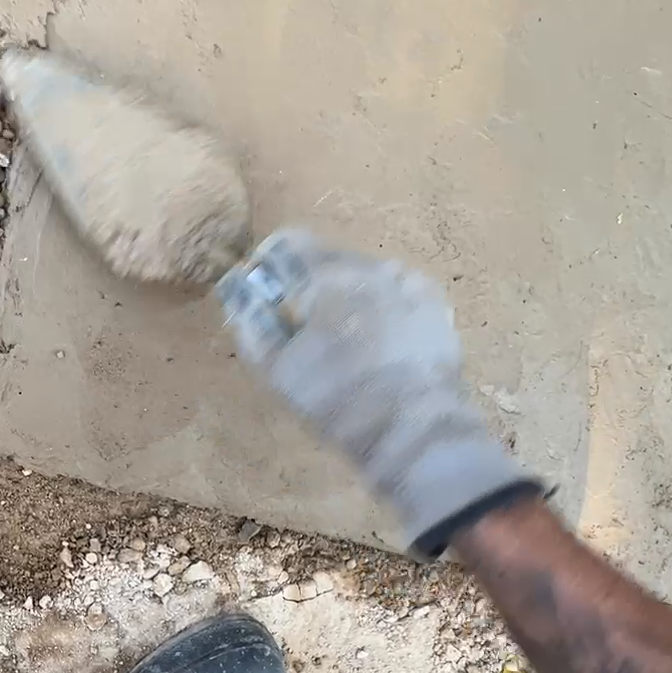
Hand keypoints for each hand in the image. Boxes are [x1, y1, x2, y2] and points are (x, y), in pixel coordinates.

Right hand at [215, 229, 537, 556]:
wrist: (411, 430)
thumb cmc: (334, 397)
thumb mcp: (276, 367)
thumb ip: (250, 322)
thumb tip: (236, 292)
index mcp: (327, 275)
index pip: (288, 243)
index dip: (269, 265)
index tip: (264, 293)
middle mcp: (371, 266)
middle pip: (328, 259)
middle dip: (309, 285)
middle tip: (300, 325)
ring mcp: (409, 284)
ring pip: (365, 275)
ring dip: (346, 295)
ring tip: (342, 337)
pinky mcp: (435, 308)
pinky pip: (398, 294)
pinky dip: (381, 308)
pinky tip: (378, 341)